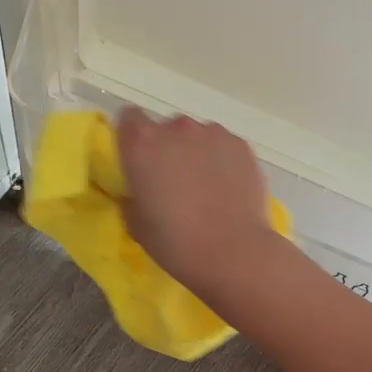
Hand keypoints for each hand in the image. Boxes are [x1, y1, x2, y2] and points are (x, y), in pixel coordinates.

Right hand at [116, 109, 279, 289]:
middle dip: (168, 150)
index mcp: (142, 144)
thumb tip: (139, 191)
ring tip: (207, 190)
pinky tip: (228, 192)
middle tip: (175, 185)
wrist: (232, 253)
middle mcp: (176, 128)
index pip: (129, 118)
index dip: (132, 139)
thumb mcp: (137, 226)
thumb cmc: (176, 244)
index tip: (139, 163)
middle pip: (166, 129)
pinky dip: (223, 162)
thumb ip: (132, 197)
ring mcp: (213, 133)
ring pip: (198, 137)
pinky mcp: (241, 145)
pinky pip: (224, 148)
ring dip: (197, 155)